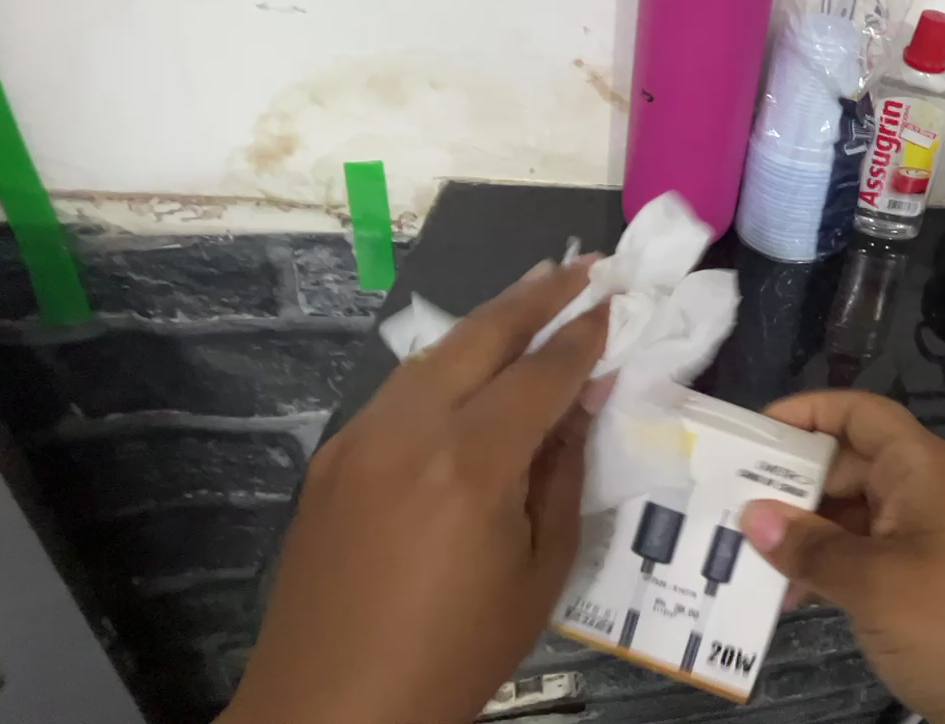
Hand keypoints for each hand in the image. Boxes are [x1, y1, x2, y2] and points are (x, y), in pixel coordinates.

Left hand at [221, 257, 613, 723]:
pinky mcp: (334, 457)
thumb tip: (583, 396)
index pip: (543, 370)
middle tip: (586, 266)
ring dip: (494, 315)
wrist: (327, 719)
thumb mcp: (543, 562)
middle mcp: (409, 432)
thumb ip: (564, 466)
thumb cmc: (459, 647)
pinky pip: (406, 385)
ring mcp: (360, 439)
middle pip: (484, 335)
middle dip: (541, 294)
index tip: (617, 301)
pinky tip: (479, 354)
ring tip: (539, 286)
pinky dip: (454, 356)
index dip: (585, 333)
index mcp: (471, 463)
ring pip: (438, 350)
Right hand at [739, 392, 944, 723]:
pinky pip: (861, 547)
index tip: (754, 429)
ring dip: (803, 529)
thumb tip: (751, 516)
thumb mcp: (871, 582)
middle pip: (848, 460)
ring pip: (850, 508)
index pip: (860, 412)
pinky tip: (784, 594)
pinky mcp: (918, 570)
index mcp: (919, 465)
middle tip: (729, 500)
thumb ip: (809, 547)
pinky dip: (826, 562)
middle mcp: (920, 485)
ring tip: (744, 552)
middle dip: (791, 479)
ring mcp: (921, 529)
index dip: (809, 410)